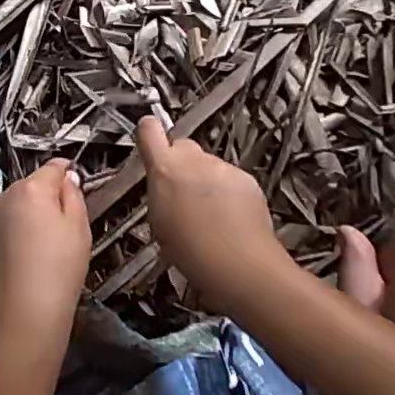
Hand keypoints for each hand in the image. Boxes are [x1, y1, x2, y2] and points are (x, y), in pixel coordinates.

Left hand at [0, 159, 90, 361]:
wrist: (18, 321)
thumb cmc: (59, 272)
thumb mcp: (79, 232)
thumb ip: (74, 197)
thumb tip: (67, 177)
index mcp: (31, 190)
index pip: (52, 168)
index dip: (66, 172)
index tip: (75, 184)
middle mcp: (2, 198)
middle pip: (29, 188)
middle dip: (44, 198)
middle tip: (62, 226)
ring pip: (11, 210)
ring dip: (25, 218)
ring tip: (40, 249)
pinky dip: (10, 239)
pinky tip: (20, 264)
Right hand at [136, 117, 388, 314]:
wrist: (239, 264)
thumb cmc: (191, 250)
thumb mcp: (157, 221)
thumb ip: (159, 191)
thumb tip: (162, 185)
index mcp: (164, 168)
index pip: (149, 130)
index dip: (148, 131)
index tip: (148, 136)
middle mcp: (194, 160)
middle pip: (183, 147)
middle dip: (181, 163)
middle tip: (180, 191)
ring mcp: (223, 168)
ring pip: (208, 165)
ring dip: (205, 181)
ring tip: (207, 214)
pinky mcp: (246, 178)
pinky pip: (230, 178)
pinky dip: (228, 192)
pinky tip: (227, 218)